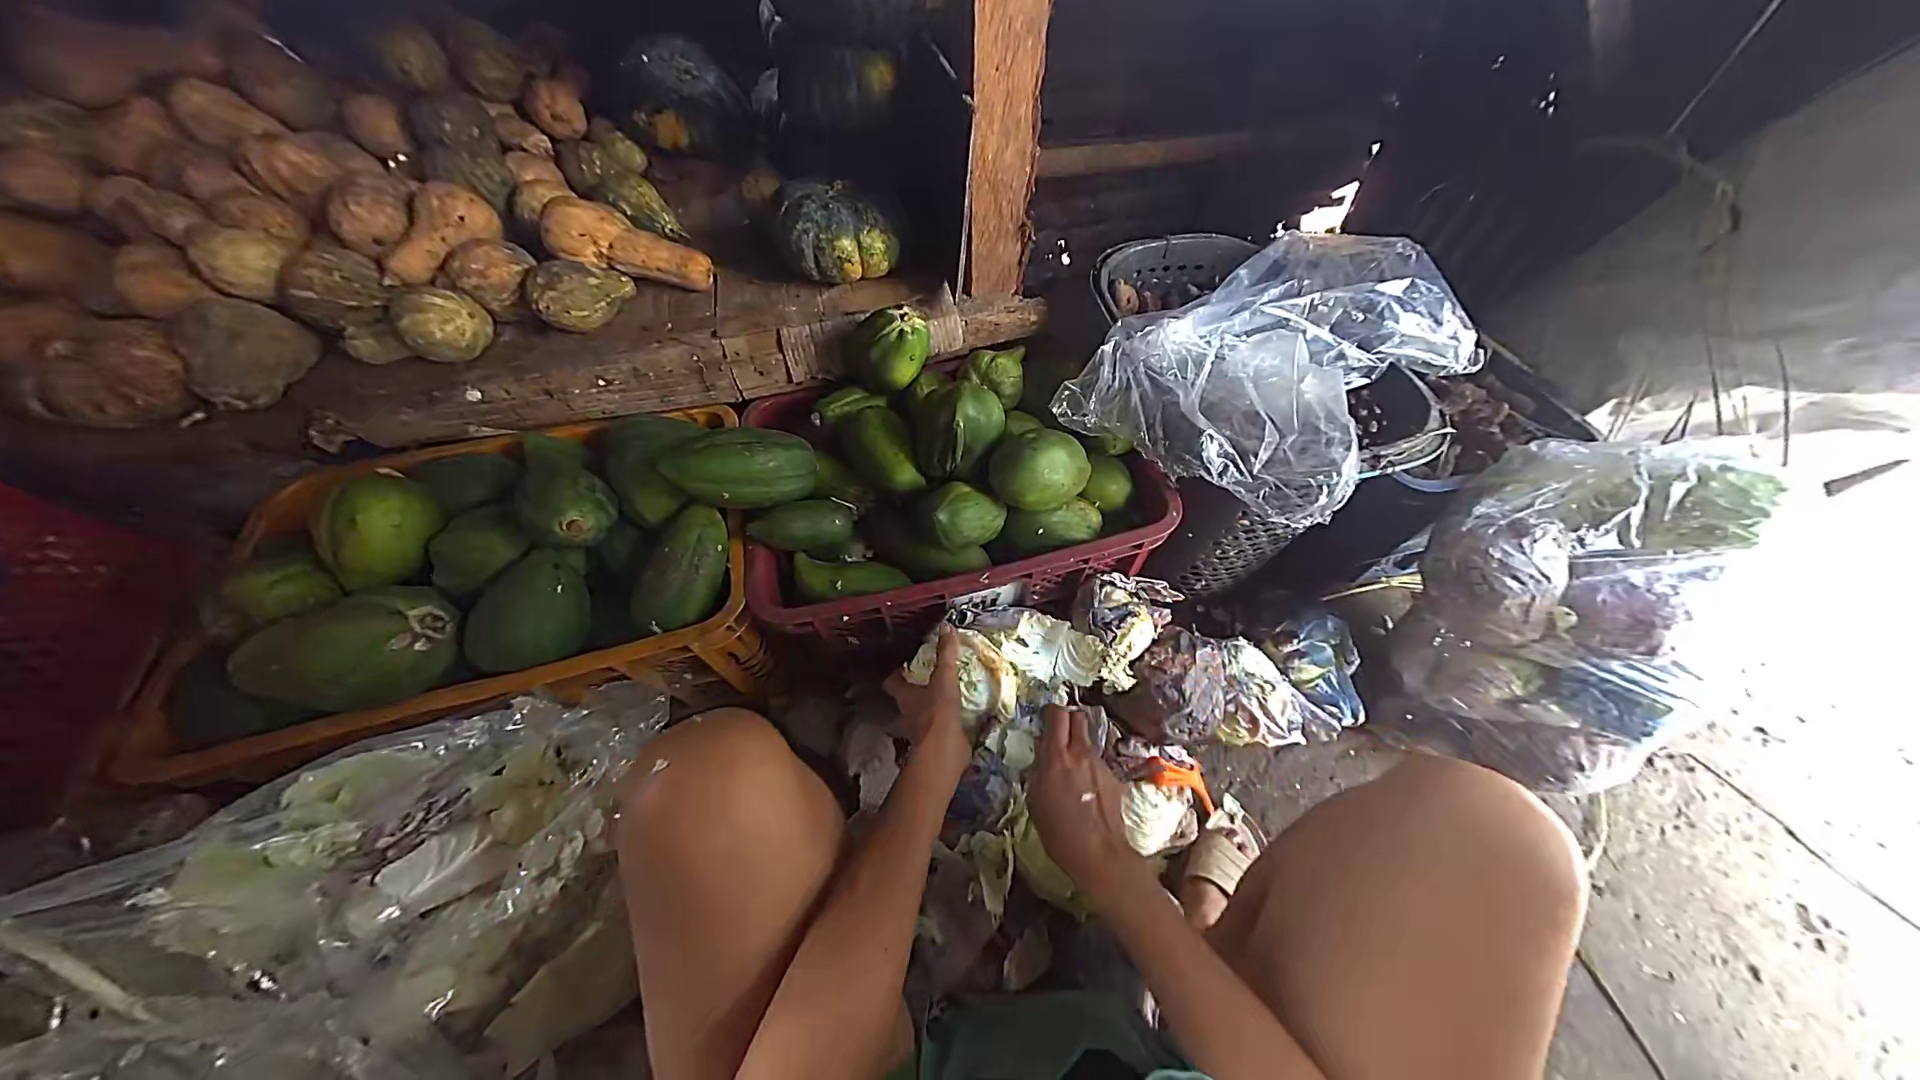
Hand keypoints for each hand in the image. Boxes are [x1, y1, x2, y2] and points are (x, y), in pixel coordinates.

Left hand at [883, 626, 967, 756]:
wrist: (944, 750)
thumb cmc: (937, 711)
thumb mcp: (944, 678)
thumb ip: (946, 654)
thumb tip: (947, 627)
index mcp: (905, 697)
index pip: (892, 682)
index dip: (896, 675)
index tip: (904, 667)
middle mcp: (907, 714)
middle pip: (902, 702)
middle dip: (910, 695)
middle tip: (923, 685)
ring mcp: (918, 732)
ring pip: (917, 719)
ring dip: (925, 712)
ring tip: (940, 702)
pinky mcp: (933, 744)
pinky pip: (935, 732)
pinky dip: (941, 726)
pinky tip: (954, 720)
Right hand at [1030, 705, 1150, 908]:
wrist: (1100, 854)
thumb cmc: (1059, 833)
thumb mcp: (1036, 800)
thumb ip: (1039, 769)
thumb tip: (1042, 754)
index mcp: (1056, 757)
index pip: (1057, 714)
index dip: (1051, 712)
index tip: (1045, 720)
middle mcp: (1080, 753)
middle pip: (1077, 716)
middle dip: (1067, 719)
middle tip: (1058, 734)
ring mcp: (1100, 764)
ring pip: (1087, 740)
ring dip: (1077, 745)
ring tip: (1071, 769)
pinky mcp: (1113, 777)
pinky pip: (1097, 762)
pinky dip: (1089, 767)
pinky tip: (1086, 790)